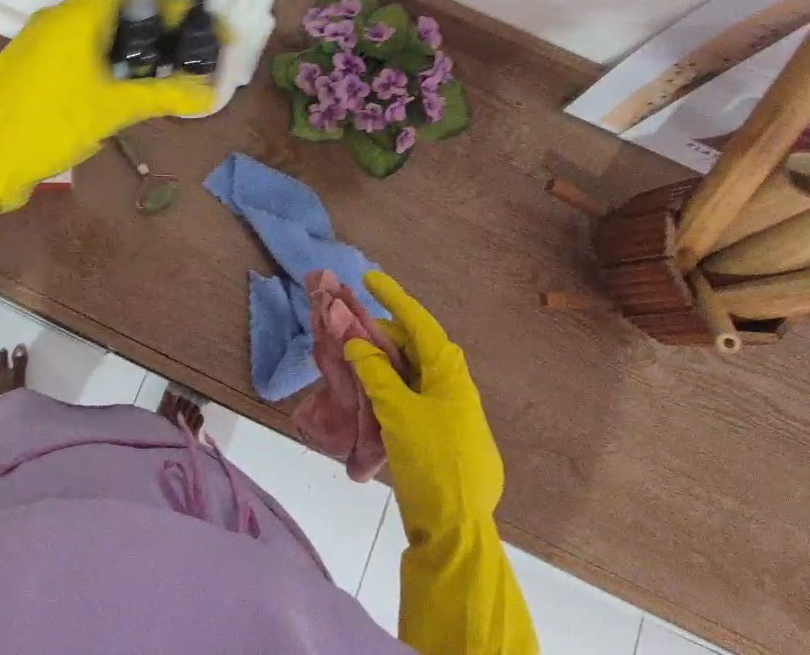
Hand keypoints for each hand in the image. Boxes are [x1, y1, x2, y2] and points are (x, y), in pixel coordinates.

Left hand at [0, 0, 221, 302]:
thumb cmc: (41, 126)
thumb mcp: (109, 110)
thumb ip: (162, 95)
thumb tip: (210, 93)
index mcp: (77, 15)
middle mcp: (64, 21)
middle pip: (130, 5)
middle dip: (175, 20)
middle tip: (214, 42)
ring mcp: (53, 47)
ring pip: (114, 33)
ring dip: (152, 46)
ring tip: (189, 68)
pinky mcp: (47, 72)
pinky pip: (96, 54)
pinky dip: (128, 63)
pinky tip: (149, 86)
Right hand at [344, 272, 505, 545]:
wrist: (457, 531)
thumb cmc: (431, 463)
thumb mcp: (397, 412)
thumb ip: (374, 371)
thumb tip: (354, 336)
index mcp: (451, 376)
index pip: (421, 324)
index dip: (395, 299)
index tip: (371, 279)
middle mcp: (456, 389)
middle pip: (417, 349)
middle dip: (385, 337)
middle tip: (351, 335)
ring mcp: (452, 415)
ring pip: (414, 375)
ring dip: (385, 366)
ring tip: (355, 365)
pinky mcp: (443, 438)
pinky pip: (414, 399)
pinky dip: (391, 391)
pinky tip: (370, 400)